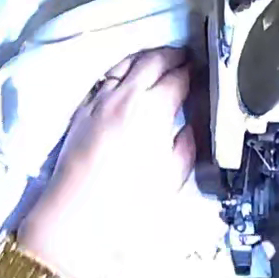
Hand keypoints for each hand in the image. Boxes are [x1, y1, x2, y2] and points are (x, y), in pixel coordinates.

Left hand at [20, 48, 195, 277]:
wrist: (74, 222)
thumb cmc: (129, 205)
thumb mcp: (172, 176)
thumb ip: (187, 144)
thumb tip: (193, 125)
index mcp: (154, 109)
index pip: (180, 76)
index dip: (195, 71)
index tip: (204, 71)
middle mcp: (127, 96)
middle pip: (154, 60)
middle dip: (174, 55)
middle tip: (188, 58)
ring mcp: (100, 100)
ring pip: (127, 62)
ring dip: (148, 57)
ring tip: (161, 61)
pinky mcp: (82, 110)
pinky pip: (107, 76)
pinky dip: (124, 69)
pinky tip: (131, 77)